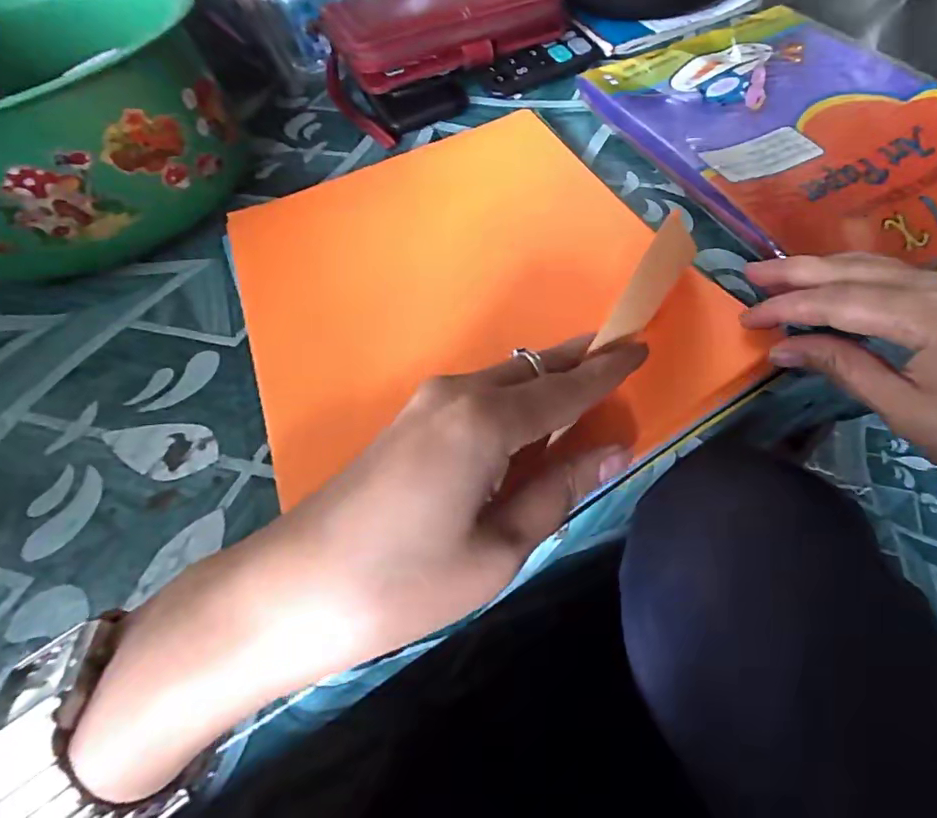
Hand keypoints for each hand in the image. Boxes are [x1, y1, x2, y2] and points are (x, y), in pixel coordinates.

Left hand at [67, 335, 645, 802]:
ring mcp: (426, 401)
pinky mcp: (409, 419)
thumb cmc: (405, 582)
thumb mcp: (498, 549)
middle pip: (534, 369)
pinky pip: (478, 397)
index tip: (643, 346)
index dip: (609, 368)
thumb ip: (558, 489)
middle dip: (578, 364)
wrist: (293, 589)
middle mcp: (457, 393)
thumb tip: (613, 448)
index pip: (566, 387)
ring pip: (505, 380)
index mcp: (486, 419)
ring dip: (545, 386)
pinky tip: (526, 433)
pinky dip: (513, 404)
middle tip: (620, 364)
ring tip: (583, 405)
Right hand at [739, 253, 936, 559]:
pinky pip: (900, 278)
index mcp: (936, 315)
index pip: (842, 301)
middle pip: (857, 270)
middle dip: (799, 272)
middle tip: (750, 273)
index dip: (789, 307)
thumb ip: (844, 367)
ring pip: (878, 267)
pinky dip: (857, 280)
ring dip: (825, 271)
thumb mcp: (907, 411)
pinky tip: (832, 285)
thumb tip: (782, 349)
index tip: (748, 316)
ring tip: (778, 274)